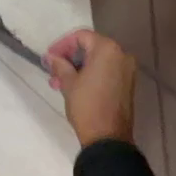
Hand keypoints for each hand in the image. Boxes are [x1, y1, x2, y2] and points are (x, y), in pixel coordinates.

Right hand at [46, 29, 135, 147]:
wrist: (108, 139)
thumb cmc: (87, 106)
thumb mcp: (68, 83)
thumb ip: (59, 65)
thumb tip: (51, 56)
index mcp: (108, 50)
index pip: (81, 36)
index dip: (62, 44)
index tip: (49, 57)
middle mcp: (121, 55)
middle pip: (90, 47)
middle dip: (68, 58)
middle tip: (52, 71)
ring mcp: (127, 70)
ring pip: (97, 61)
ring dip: (77, 68)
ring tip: (59, 83)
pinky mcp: (127, 84)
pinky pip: (106, 71)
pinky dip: (90, 75)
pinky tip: (73, 87)